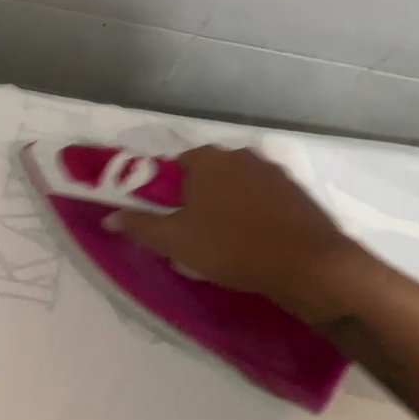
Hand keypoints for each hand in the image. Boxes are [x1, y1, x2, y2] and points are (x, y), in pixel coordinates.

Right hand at [114, 145, 376, 321]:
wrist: (308, 265)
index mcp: (206, 159)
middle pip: (207, 175)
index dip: (167, 193)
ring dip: (229, 208)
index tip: (170, 220)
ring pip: (237, 188)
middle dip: (199, 200)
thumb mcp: (175, 241)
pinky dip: (256, 215)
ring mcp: (273, 171)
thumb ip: (139, 225)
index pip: (174, 167)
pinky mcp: (297, 191)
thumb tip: (110, 216)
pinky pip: (264, 200)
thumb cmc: (231, 247)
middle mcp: (239, 155)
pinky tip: (257, 242)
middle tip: (195, 236)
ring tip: (228, 244)